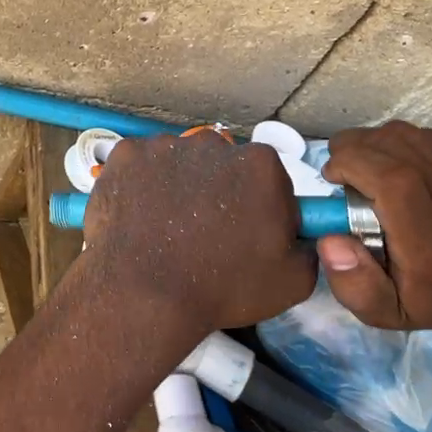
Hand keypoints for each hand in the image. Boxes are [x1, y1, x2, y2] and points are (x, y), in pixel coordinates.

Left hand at [82, 131, 315, 332]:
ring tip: (166, 226)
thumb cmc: (223, 286)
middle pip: (222, 164)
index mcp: (260, 164)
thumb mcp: (294, 279)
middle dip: (219, 190)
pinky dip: (141, 183)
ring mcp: (163, 144)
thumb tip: (298, 232)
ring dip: (178, 184)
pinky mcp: (125, 153)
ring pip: (179, 162)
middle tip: (205, 231)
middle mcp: (212, 142)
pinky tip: (139, 214)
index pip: (269, 178)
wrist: (145, 289)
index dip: (261, 206)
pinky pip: (141, 165)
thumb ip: (306, 244)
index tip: (247, 233)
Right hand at [317, 121, 431, 339]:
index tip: (333, 174)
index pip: (395, 181)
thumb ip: (352, 283)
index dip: (354, 163)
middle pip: (402, 150)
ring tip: (372, 166)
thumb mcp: (383, 312)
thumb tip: (330, 240)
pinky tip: (408, 167)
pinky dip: (411, 144)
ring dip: (381, 143)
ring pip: (418, 137)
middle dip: (358, 146)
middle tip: (344, 165)